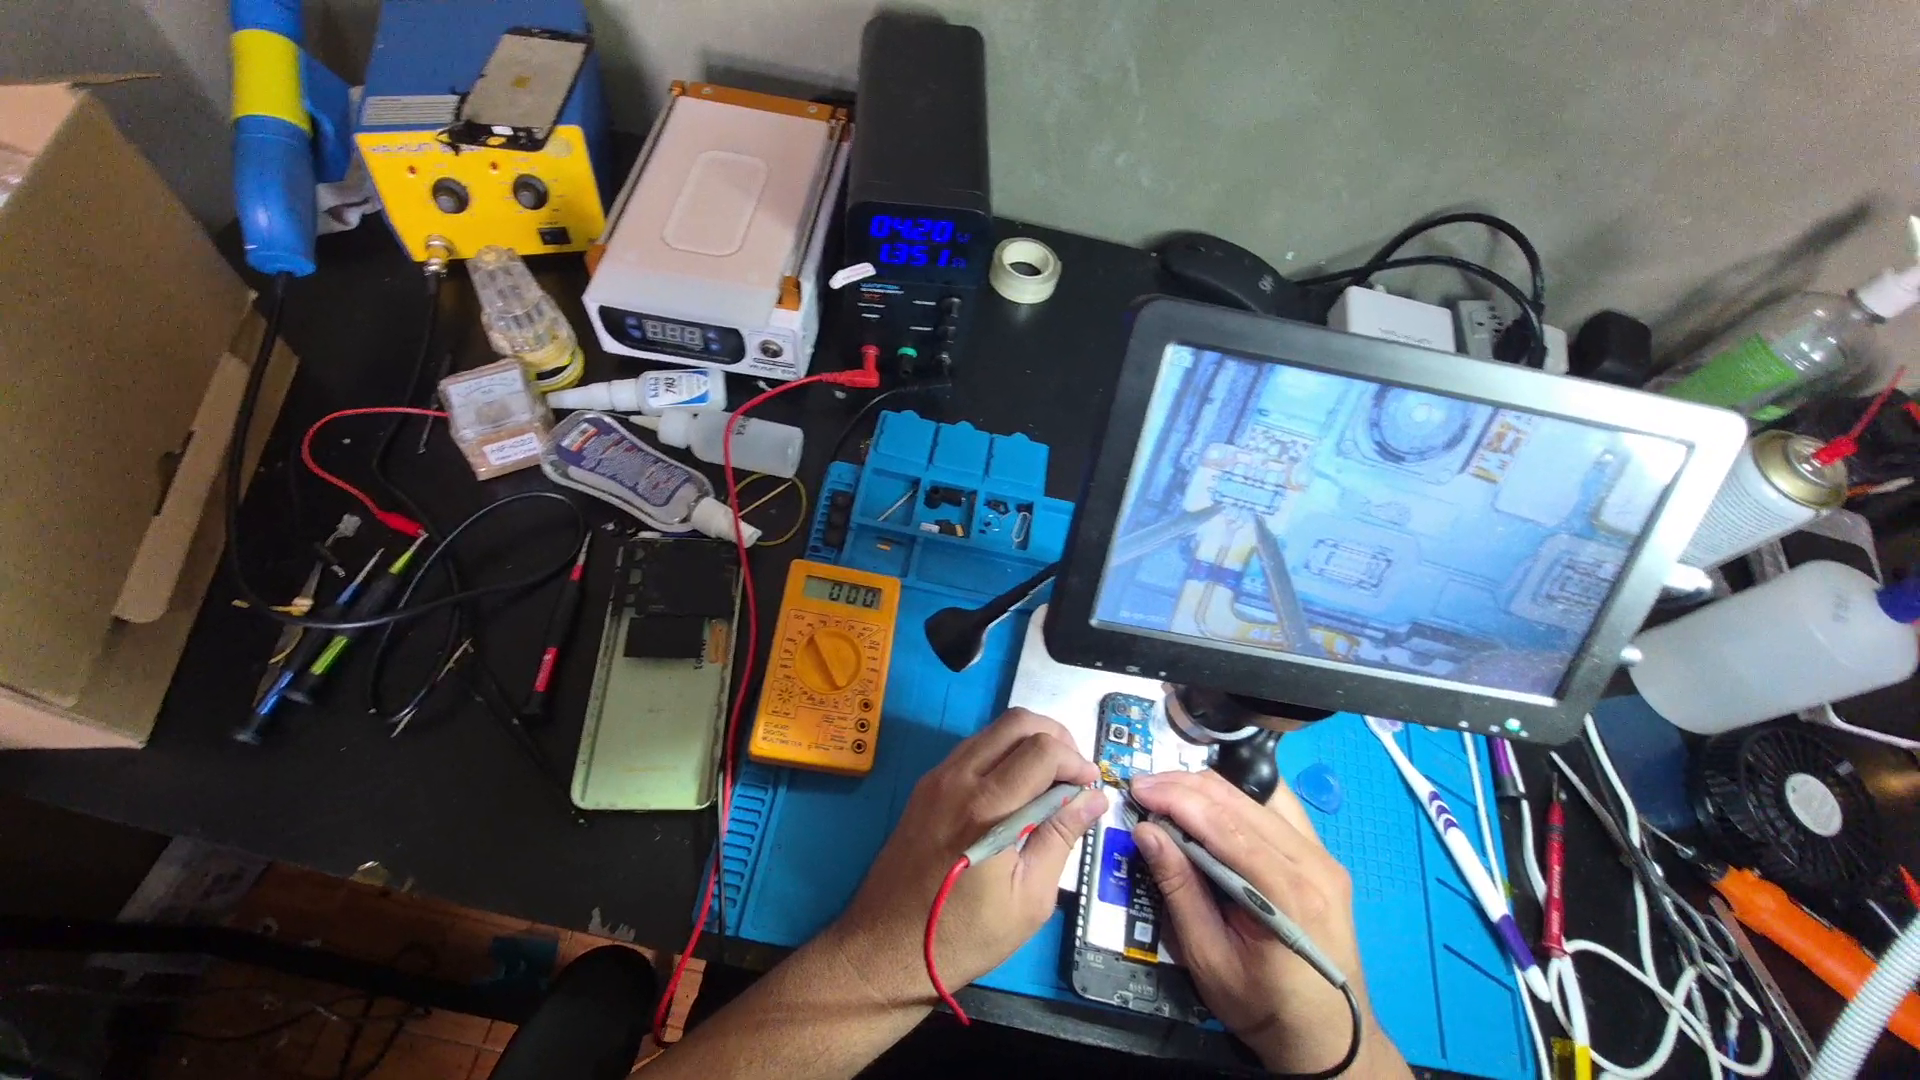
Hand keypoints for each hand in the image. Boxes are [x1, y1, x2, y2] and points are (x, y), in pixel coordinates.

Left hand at [821, 708, 1104, 1008]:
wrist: (886, 946)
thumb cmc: (964, 935)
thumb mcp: (1029, 899)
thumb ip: (1060, 837)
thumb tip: (1093, 797)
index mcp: (989, 809)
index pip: (1043, 749)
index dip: (1077, 761)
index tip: (1090, 787)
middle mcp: (960, 779)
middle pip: (1018, 722)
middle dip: (1056, 738)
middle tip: (1073, 774)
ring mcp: (938, 777)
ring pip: (993, 729)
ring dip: (1028, 741)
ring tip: (1049, 780)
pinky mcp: (926, 785)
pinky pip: (972, 747)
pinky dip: (1002, 752)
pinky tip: (1015, 788)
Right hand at [1130, 769, 1403, 1076]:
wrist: (1327, 1037)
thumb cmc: (1264, 1007)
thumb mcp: (1208, 957)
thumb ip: (1179, 889)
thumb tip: (1146, 831)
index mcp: (1289, 894)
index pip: (1226, 825)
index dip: (1177, 799)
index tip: (1138, 788)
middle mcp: (1315, 863)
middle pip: (1242, 801)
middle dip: (1186, 786)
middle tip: (1143, 787)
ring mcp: (1324, 856)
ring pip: (1260, 795)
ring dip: (1209, 787)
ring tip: (1168, 791)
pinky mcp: (1322, 856)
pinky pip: (1277, 807)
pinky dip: (1237, 797)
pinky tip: (1208, 803)